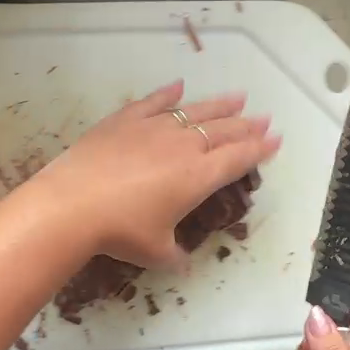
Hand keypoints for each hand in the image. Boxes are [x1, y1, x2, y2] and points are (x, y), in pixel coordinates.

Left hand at [19, 82, 280, 270]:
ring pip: (194, 111)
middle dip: (247, 125)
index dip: (259, 150)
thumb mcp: (156, 252)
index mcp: (198, 177)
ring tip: (237, 98)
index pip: (237, 159)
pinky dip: (168, 94)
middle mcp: (183, 146)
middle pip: (223, 131)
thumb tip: (183, 262)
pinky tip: (179, 87)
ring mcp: (153, 128)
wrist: (74, 205)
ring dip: (218, 105)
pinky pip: (153, 102)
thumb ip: (175, 254)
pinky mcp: (125, 121)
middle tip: (264, 119)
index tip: (275, 140)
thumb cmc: (121, 233)